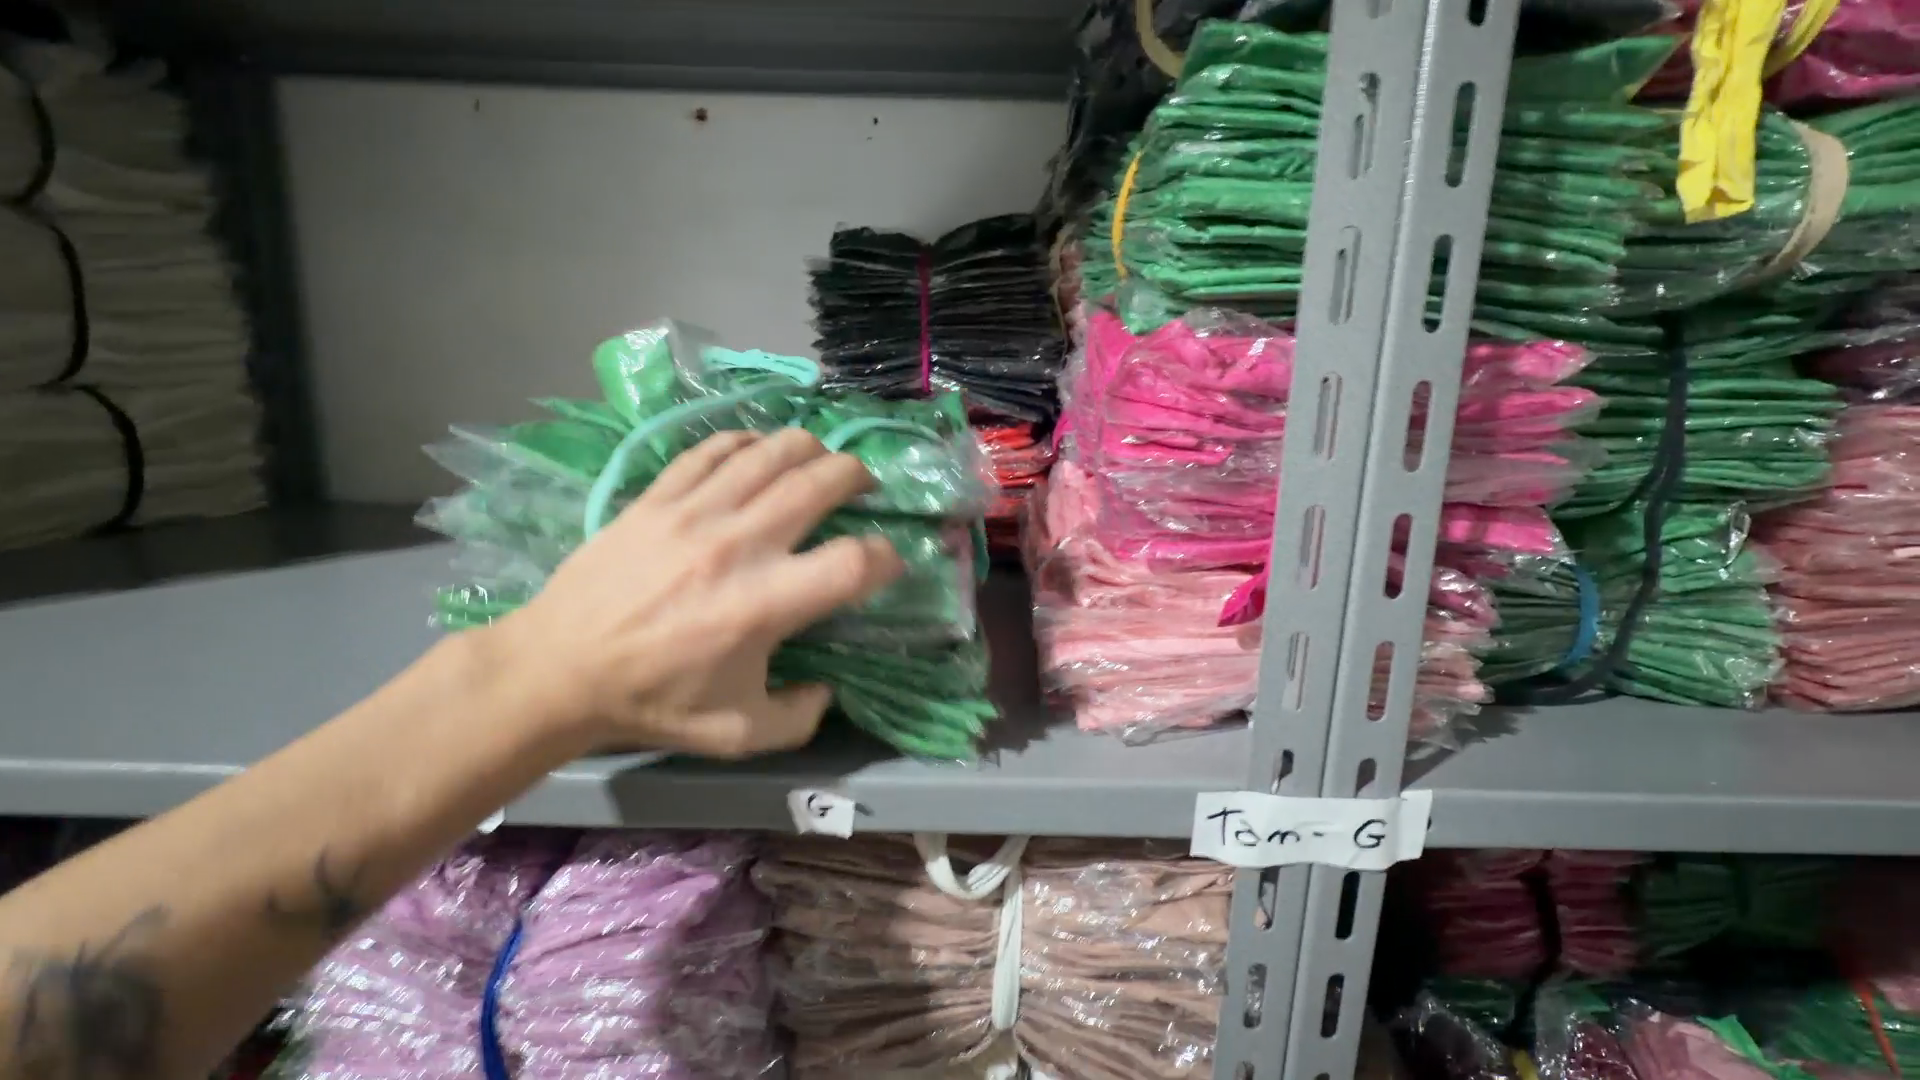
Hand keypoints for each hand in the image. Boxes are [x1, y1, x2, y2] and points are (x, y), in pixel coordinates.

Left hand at [477, 428, 905, 758]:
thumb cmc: (653, 702)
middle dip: (856, 477)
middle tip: (862, 487)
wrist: (558, 669)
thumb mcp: (737, 734)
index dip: (885, 557)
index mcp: (764, 605)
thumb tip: (826, 688)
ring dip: (809, 449)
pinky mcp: (658, 497)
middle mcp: (738, 546)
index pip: (852, 562)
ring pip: (770, 452)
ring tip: (819, 460)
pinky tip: (758, 453)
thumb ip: (798, 718)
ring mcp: (695, 513)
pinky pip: (713, 449)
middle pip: (818, 482)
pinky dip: (747, 442)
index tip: (885, 562)